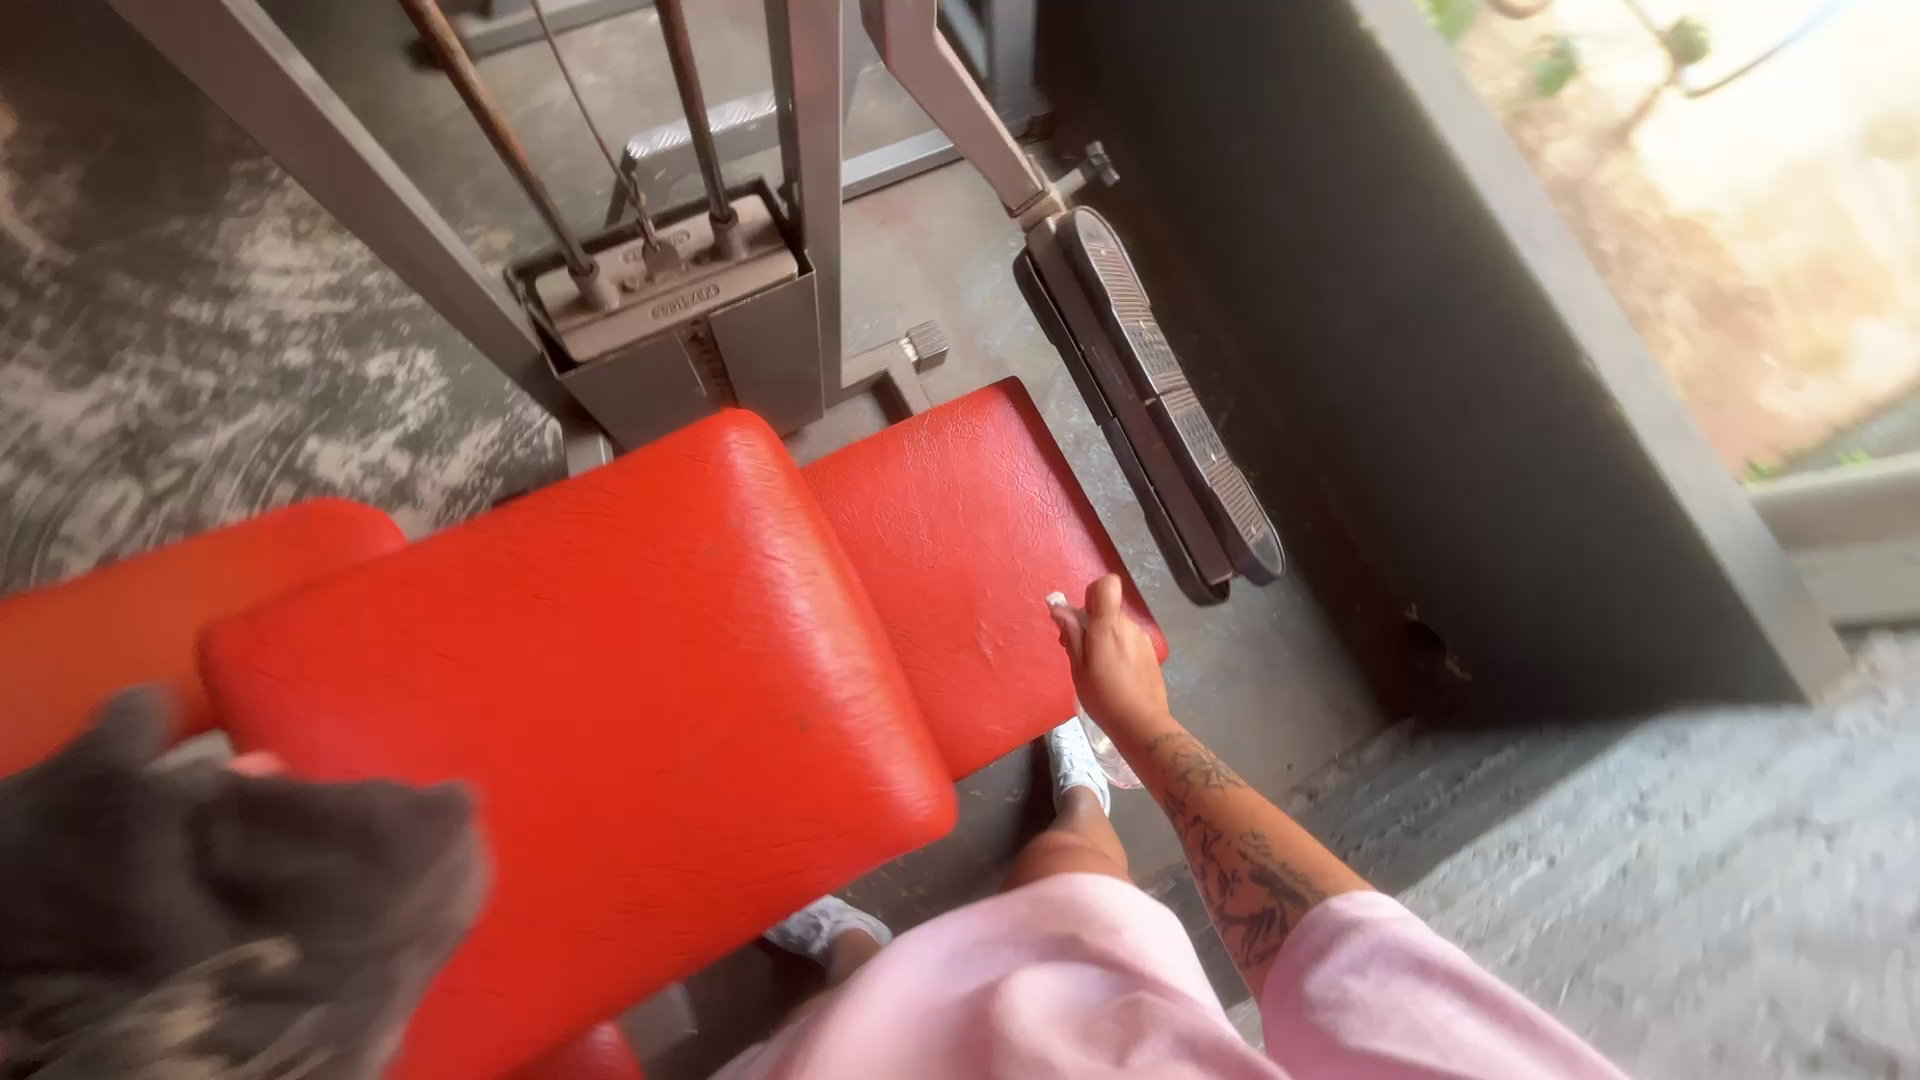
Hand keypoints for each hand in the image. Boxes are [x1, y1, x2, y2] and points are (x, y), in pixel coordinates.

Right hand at [1049, 574, 1168, 733]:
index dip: (1092, 593)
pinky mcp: (1151, 653)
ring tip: (1097, 668)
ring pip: (1118, 626)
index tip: (1081, 618)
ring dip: (1105, 638)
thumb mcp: (1078, 667)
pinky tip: (1115, 675)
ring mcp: (1142, 639)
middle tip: (1078, 651)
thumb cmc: (1103, 696)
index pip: (1107, 584)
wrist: (1141, 723)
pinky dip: (1119, 649)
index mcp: (1108, 625)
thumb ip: (1071, 633)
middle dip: (1091, 623)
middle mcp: (1129, 625)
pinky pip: (1129, 640)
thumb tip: (1058, 607)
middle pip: (1108, 609)